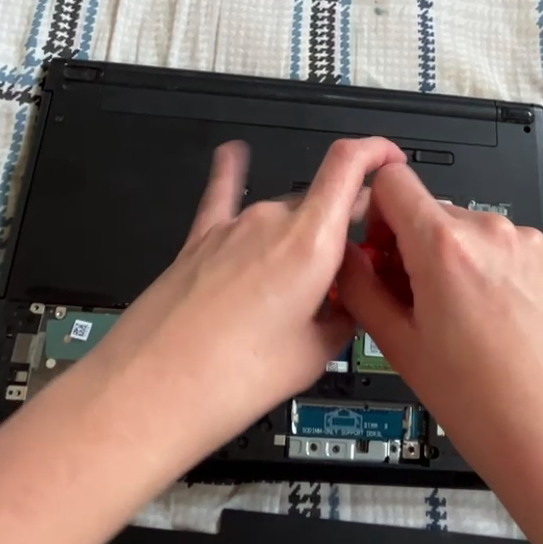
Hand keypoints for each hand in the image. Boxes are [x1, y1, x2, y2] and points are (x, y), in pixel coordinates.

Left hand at [0, 137, 405, 543]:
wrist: (150, 391)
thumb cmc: (227, 379)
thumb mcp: (313, 356)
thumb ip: (342, 315)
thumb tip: (348, 303)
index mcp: (309, 242)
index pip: (350, 164)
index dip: (377, 152)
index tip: (392, 158)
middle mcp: (270, 219)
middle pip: (321, 200)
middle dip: (344, 223)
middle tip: (353, 268)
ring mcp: (232, 226)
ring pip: (283, 213)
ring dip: (301, 235)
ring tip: (299, 285)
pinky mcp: (200, 240)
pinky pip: (222, 197)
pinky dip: (231, 175)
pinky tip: (231, 153)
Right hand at [335, 163, 542, 543]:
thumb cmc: (490, 408)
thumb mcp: (401, 348)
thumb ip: (362, 290)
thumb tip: (346, 261)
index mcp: (446, 246)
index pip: (391, 180)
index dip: (375, 212)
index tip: (376, 248)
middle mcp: (489, 231)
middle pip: (426, 208)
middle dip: (408, 245)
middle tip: (407, 300)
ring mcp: (524, 244)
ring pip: (461, 229)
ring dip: (445, 259)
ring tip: (450, 321)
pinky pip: (495, 246)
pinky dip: (479, 270)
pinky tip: (482, 322)